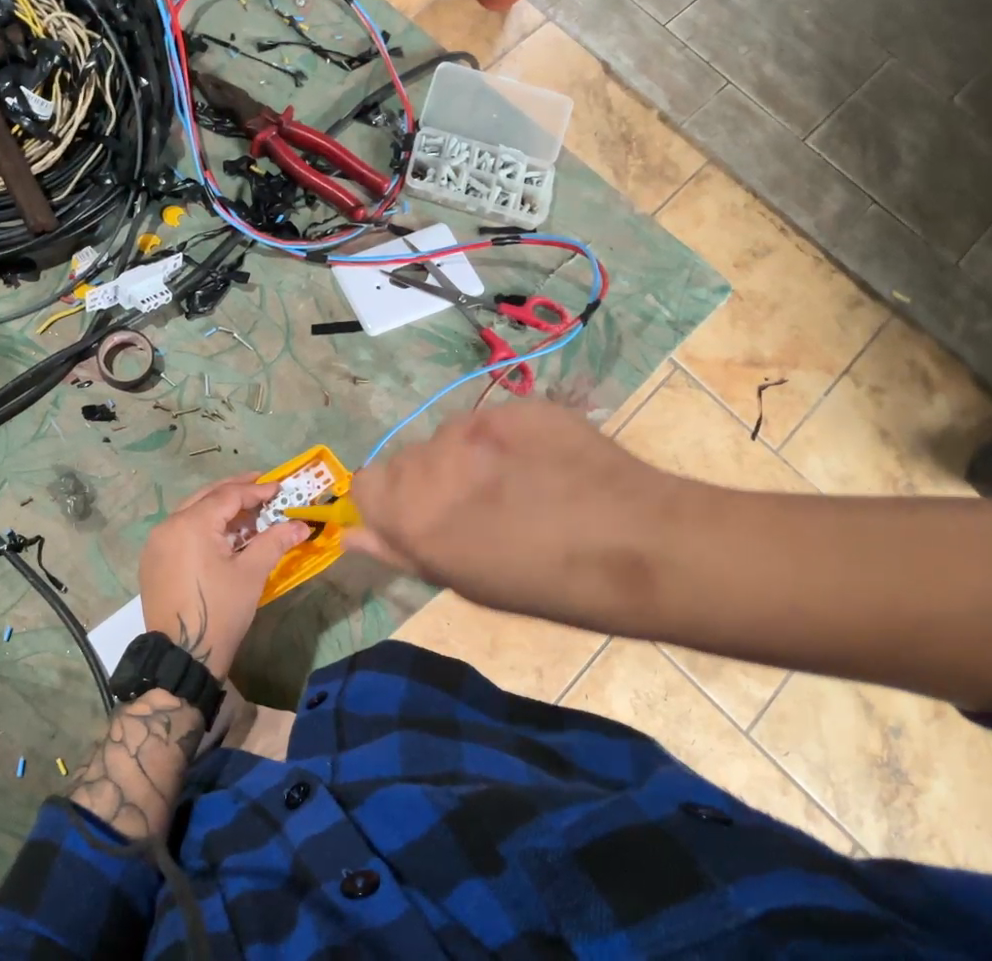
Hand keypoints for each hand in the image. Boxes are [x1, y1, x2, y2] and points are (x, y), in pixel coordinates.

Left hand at [139, 474, 310, 676]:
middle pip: (205, 498)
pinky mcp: (152, 562)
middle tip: (261, 486)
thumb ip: (275, 541)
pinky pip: (180, 532)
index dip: (256, 490)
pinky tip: (222, 536)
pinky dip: (202, 527)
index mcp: (190, 524)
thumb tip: (301, 525)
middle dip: (234, 491)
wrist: (183, 654)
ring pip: (190, 514)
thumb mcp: (251, 573)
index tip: (279, 487)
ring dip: (217, 509)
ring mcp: (155, 544)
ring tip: (246, 512)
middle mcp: (167, 526)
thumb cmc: (220, 610)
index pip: (227, 496)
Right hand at [346, 403, 690, 632]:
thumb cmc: (543, 584)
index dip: (387, 504)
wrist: (639, 546)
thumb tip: (352, 534)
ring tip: (518, 488)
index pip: (365, 485)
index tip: (419, 522)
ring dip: (466, 459)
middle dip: (429, 481)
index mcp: (411, 510)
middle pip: (406, 460)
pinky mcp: (518, 407)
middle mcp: (432, 459)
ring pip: (449, 438)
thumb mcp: (461, 581)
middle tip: (477, 510)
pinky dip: (506, 441)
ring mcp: (476, 426)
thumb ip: (399, 550)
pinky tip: (545, 467)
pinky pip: (493, 422)